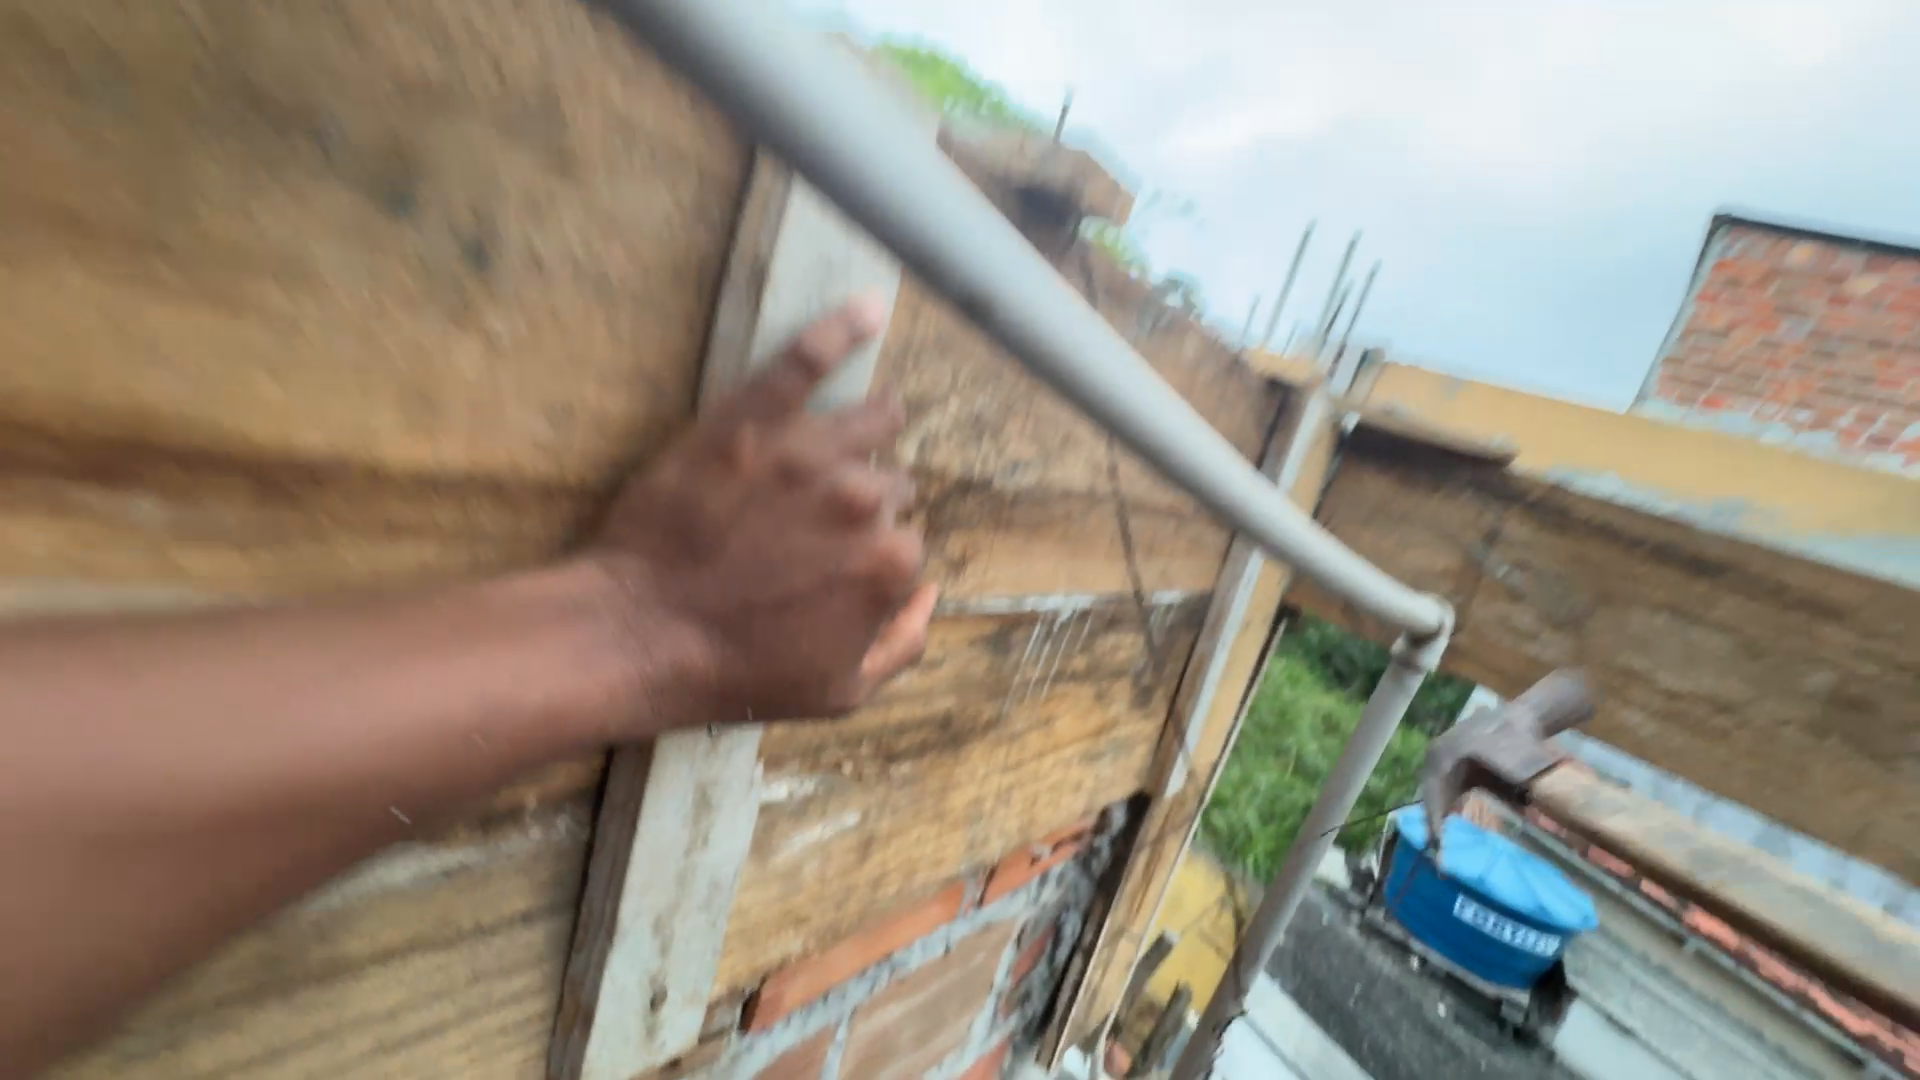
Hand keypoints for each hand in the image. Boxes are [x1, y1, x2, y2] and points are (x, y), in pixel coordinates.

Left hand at [584, 296, 936, 730]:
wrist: (639, 635)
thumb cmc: (740, 671)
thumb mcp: (843, 692)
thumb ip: (907, 644)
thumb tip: (935, 592)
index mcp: (889, 564)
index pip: (908, 544)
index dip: (874, 559)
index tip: (839, 568)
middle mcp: (864, 500)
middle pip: (891, 485)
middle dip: (868, 503)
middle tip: (819, 523)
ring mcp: (810, 454)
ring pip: (874, 422)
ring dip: (876, 429)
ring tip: (863, 429)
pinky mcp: (755, 421)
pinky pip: (806, 361)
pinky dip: (842, 330)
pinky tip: (870, 309)